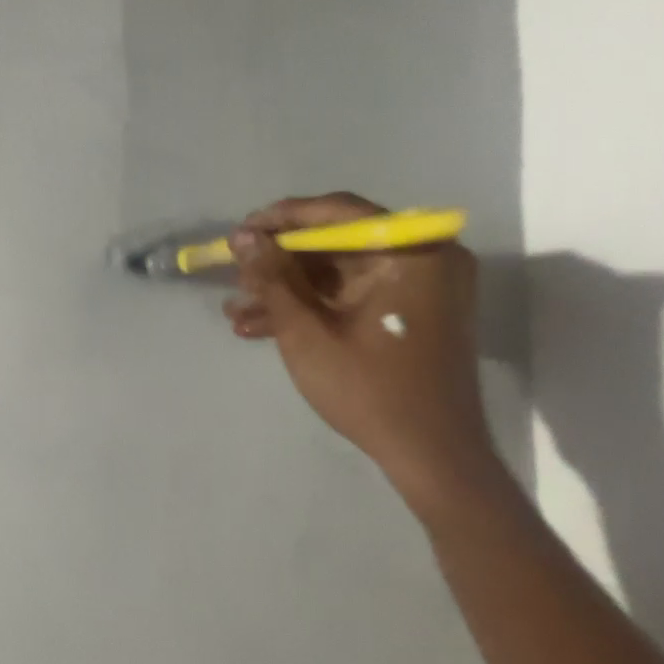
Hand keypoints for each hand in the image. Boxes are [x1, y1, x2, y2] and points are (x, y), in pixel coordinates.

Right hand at [223, 193, 501, 507]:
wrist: (429, 451)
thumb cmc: (368, 388)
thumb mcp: (307, 331)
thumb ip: (273, 278)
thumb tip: (243, 237)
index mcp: (411, 250)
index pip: (338, 212)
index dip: (281, 220)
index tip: (238, 234)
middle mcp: (424, 256)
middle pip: (337, 243)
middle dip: (279, 262)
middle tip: (234, 277)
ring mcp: (420, 287)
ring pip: (338, 274)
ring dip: (286, 290)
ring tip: (236, 310)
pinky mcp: (410, 313)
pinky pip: (352, 297)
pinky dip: (311, 308)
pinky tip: (260, 328)